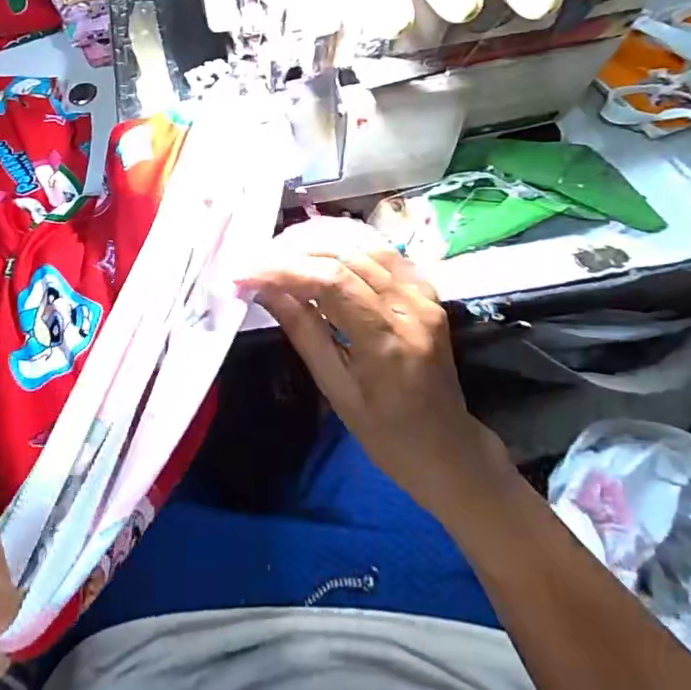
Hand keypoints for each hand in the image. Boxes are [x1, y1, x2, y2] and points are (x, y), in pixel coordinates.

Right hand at [239, 218, 504, 494]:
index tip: (244, 273)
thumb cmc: (385, 432)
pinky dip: (347, 244)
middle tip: (255, 259)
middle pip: (346, 257)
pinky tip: (319, 247)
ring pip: (364, 246)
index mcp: (388, 341)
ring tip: (278, 250)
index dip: (284, 270)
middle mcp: (411, 308)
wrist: (446, 447)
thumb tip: (265, 290)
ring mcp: (424, 296)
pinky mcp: (427, 292)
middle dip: (293, 252)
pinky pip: (384, 253)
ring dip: (317, 241)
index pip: (331, 283)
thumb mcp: (335, 388)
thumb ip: (303, 332)